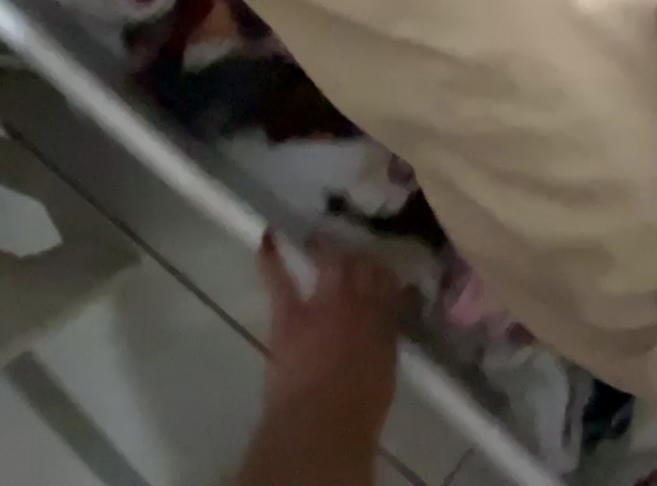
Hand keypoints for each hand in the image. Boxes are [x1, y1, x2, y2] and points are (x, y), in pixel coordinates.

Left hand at [256, 232, 401, 437]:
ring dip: (325, 247)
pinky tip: (267, 238)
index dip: (385, 273)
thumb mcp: (385, 371)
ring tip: (317, 234)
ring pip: (330, 263)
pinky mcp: (291, 314)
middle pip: (362, 266)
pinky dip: (271, 259)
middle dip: (359, 255)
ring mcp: (324, 303)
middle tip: (354, 249)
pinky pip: (280, 281)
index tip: (383, 268)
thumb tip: (387, 322)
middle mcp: (358, 303)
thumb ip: (386, 339)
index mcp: (384, 320)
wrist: (321, 422)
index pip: (389, 284)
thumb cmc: (359, 409)